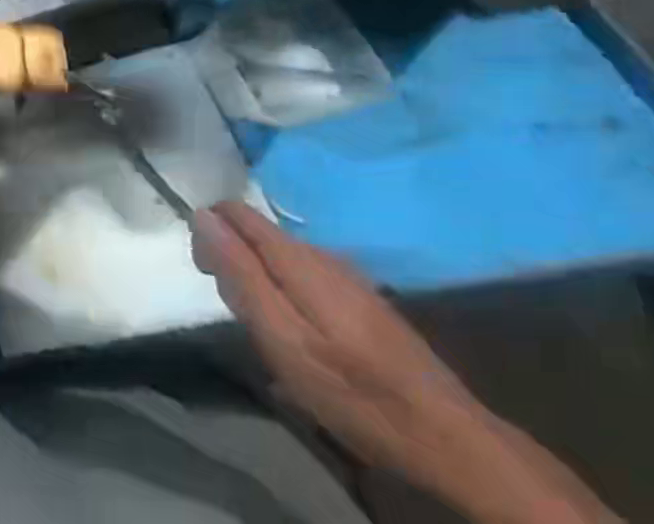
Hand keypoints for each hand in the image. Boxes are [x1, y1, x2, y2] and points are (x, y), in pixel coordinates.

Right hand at [193, 204, 618, 523]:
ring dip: (257, 283)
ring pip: (278, 258)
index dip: (208, 233)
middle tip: (241, 317)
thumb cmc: (352, 390)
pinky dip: (284, 296)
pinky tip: (298, 338)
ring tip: (267, 333)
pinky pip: (302, 279)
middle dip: (232, 262)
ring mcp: (347, 278)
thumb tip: (202, 214)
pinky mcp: (361, 301)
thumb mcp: (280, 334)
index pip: (234, 212)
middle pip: (255, 235)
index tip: (208, 277)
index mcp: (297, 257)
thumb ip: (239, 271)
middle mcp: (322, 255)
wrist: (451, 439)